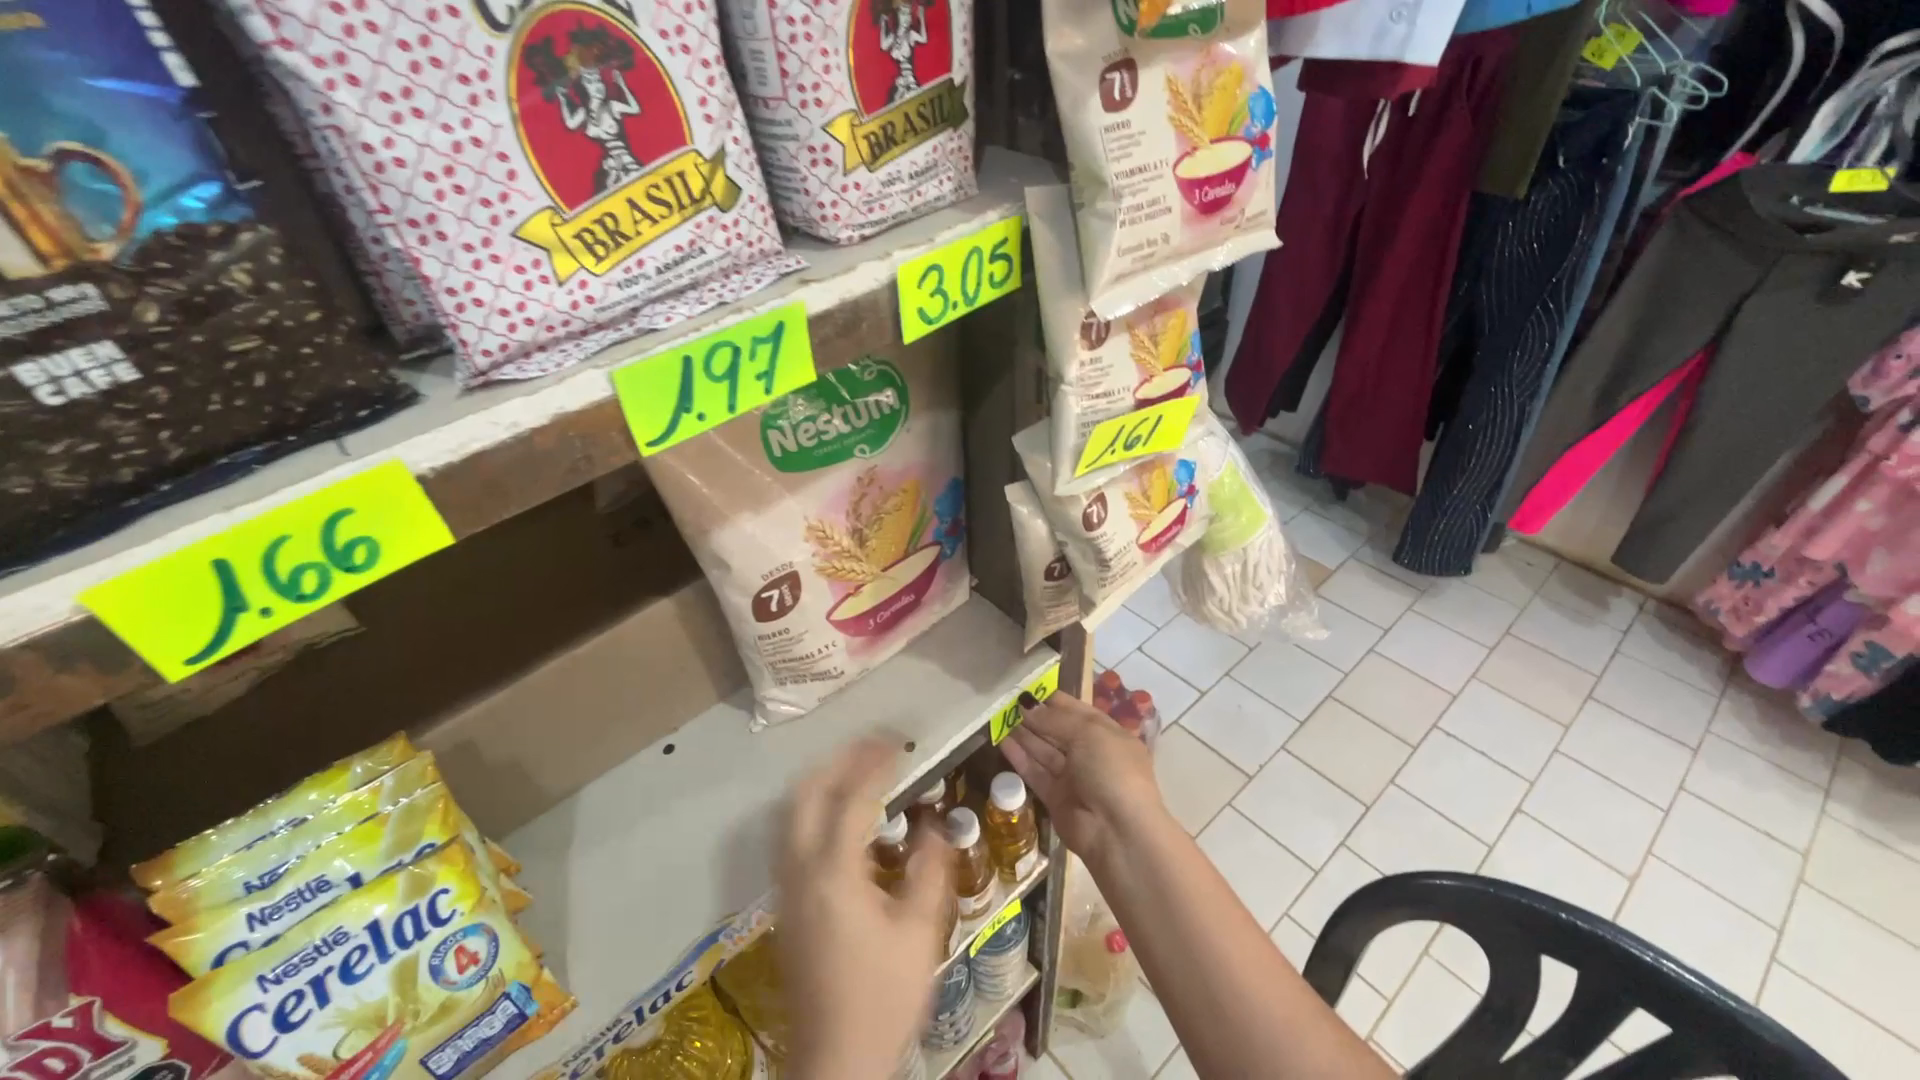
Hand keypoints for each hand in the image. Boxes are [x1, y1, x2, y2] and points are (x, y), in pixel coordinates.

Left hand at [778, 738, 952, 1079]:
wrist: (836, 1056)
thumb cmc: (884, 996)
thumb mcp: (920, 932)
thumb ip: (928, 869)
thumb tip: (936, 824)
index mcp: (834, 873)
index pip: (851, 799)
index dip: (875, 766)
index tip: (897, 744)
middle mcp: (799, 871)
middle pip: (804, 794)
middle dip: (836, 761)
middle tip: (870, 746)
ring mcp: (786, 888)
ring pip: (788, 814)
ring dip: (818, 783)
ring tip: (853, 770)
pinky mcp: (784, 905)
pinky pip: (789, 838)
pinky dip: (810, 811)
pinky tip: (838, 819)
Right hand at [1001, 691, 1166, 865]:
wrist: (1117, 831)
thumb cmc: (1111, 770)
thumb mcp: (1088, 733)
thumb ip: (1054, 719)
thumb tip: (1027, 705)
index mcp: (1107, 733)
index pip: (1076, 710)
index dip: (1052, 699)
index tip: (1025, 688)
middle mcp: (1090, 753)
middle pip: (1057, 730)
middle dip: (1034, 716)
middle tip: (1005, 702)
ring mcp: (1073, 777)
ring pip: (1044, 750)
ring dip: (1024, 734)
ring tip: (998, 718)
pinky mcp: (1056, 798)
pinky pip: (1036, 773)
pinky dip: (1020, 758)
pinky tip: (1002, 742)